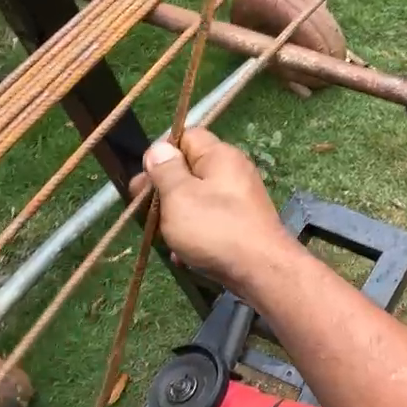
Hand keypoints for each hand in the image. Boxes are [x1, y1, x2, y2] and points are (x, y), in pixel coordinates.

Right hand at [140, 128, 294, 286]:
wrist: (261, 270)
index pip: (186, 137)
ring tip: (166, 239)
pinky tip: (183, 255)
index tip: (145, 179)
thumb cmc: (216, 228)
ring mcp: (239, 199)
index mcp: (221, 156)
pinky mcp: (241, 224)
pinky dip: (194, 236)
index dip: (161, 153)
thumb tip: (160, 149)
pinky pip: (208, 223)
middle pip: (188, 170)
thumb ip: (166, 170)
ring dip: (175, 219)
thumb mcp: (180, 195)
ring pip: (195, 200)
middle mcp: (233, 172)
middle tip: (146, 212)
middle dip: (164, 191)